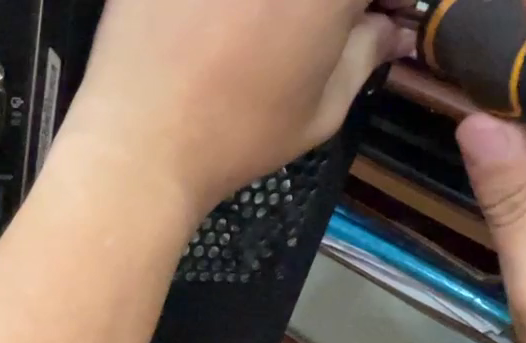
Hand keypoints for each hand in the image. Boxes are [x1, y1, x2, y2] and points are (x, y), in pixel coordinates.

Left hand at [51, 0, 414, 219]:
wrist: (140, 146)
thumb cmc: (236, 138)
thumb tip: (385, 31)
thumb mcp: (318, 114)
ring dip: (264, 9)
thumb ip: (362, 58)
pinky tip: (209, 26)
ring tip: (248, 32)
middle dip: (319, 6)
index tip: (365, 19)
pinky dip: (211, 7)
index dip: (371, 3)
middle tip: (303, 31)